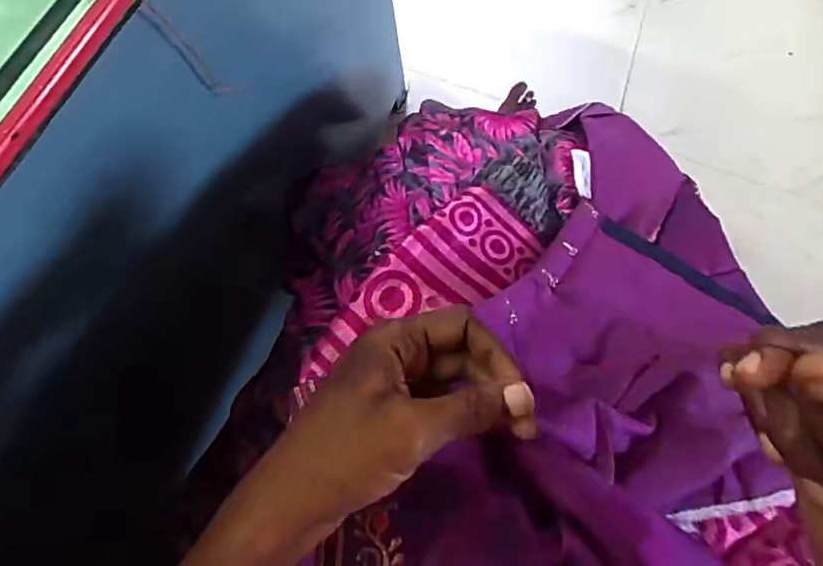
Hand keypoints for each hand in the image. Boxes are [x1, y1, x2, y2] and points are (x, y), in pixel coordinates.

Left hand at [184, 307, 536, 565]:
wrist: (293, 497)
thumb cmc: (350, 451)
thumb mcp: (413, 429)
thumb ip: (469, 408)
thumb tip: (523, 396)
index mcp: (396, 336)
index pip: (460, 325)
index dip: (495, 354)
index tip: (522, 396)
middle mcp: (397, 349)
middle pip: (458, 350)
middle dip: (494, 380)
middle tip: (528, 426)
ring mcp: (394, 380)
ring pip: (451, 377)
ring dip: (483, 399)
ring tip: (518, 433)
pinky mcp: (394, 409)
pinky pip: (438, 400)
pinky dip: (464, 414)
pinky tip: (488, 434)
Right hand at [722, 321, 822, 565]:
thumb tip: (815, 364)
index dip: (797, 348)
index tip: (745, 369)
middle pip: (818, 359)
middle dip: (781, 383)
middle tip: (750, 405)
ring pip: (793, 380)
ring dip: (775, 412)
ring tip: (789, 463)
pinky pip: (783, 407)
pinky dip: (769, 423)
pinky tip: (779, 458)